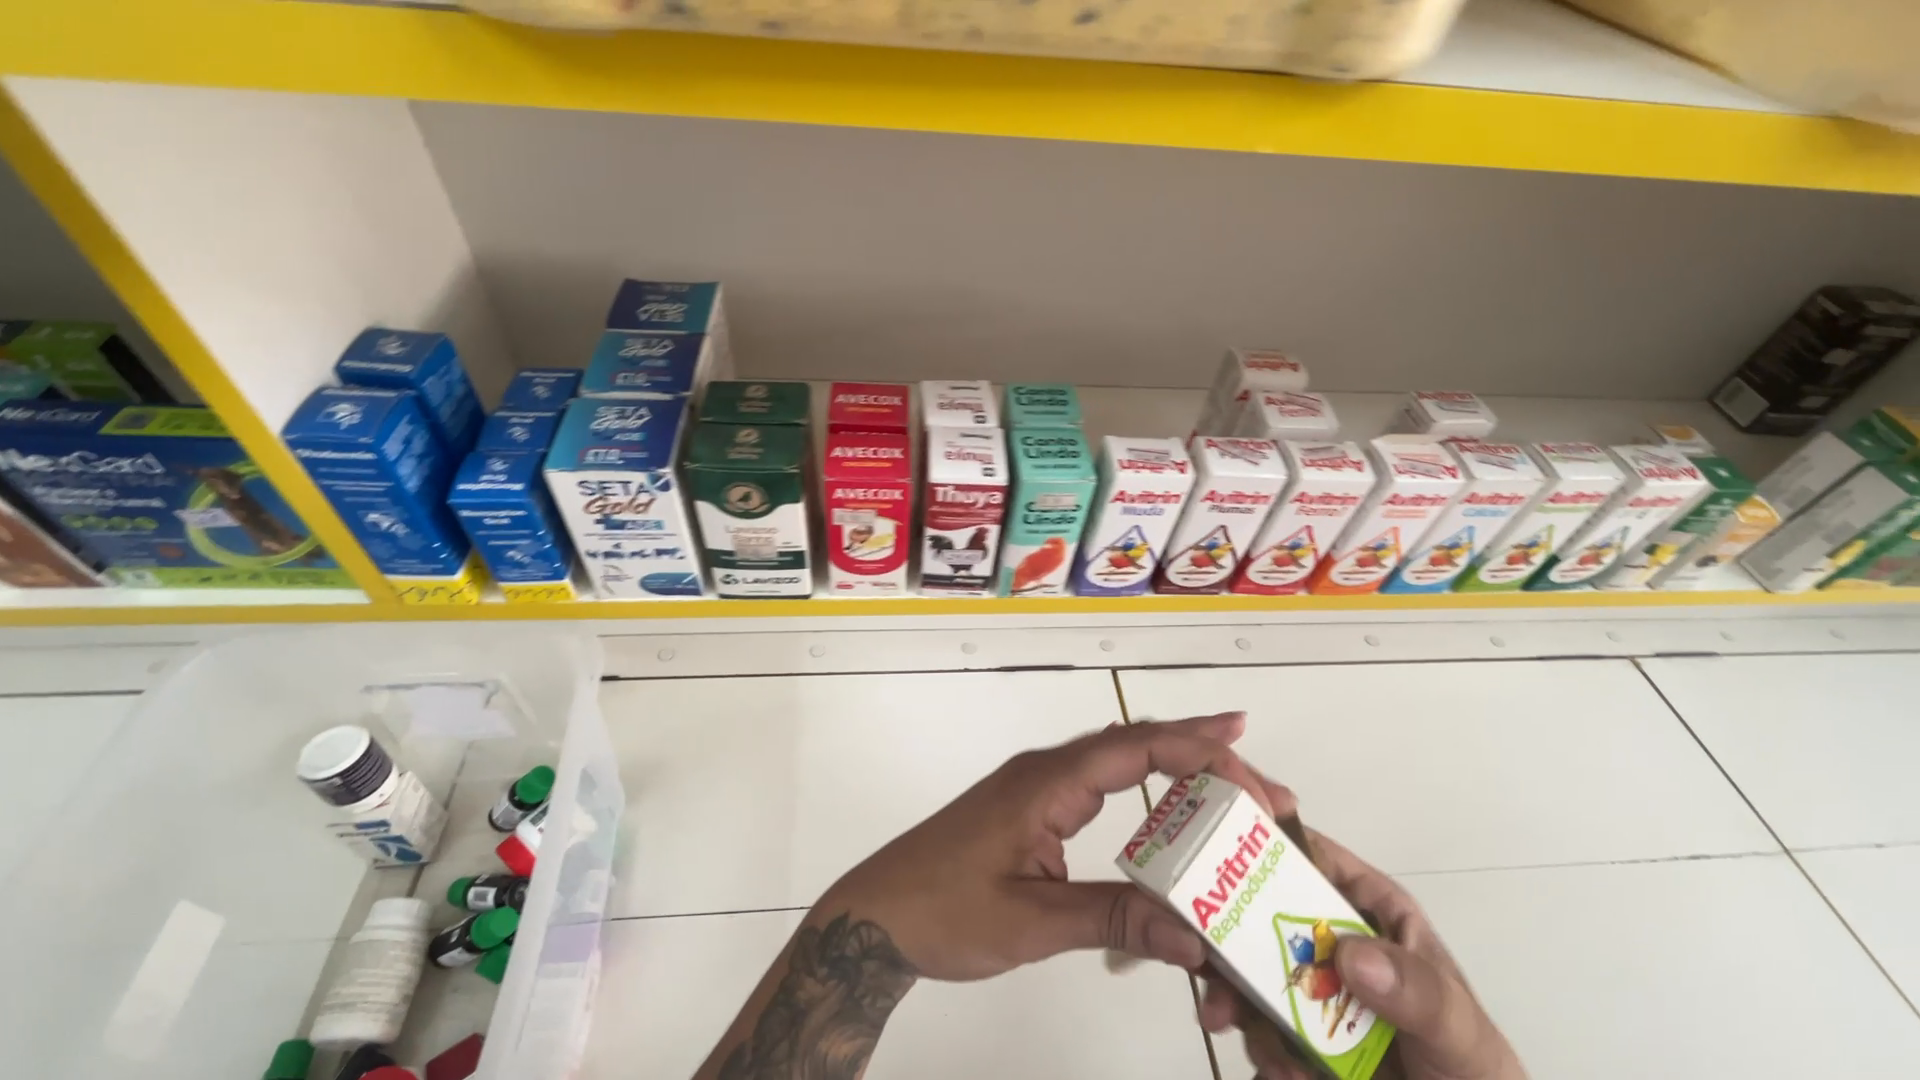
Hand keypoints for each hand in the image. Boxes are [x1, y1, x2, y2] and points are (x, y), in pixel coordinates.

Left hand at [816, 711, 1274, 980]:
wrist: (876, 917)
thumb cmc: (945, 913)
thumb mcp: (1033, 922)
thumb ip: (1114, 920)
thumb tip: (1198, 940)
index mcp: (1046, 783)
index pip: (1134, 748)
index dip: (1196, 751)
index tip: (1251, 766)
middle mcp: (1044, 772)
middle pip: (1132, 743)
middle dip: (1198, 751)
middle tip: (1264, 779)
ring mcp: (1035, 788)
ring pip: (1116, 759)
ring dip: (1174, 765)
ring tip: (1235, 780)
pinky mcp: (1030, 809)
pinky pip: (1098, 783)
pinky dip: (1142, 785)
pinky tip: (1167, 805)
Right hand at [1198, 779, 1525, 1079]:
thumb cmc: (1474, 1072)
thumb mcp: (1460, 1030)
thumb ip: (1416, 991)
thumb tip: (1348, 953)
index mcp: (1368, 914)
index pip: (1311, 858)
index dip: (1264, 843)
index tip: (1221, 852)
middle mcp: (1328, 945)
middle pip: (1259, 916)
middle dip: (1223, 934)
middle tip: (1200, 955)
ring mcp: (1307, 995)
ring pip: (1246, 975)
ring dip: (1233, 1000)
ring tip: (1239, 1032)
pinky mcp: (1293, 1044)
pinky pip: (1258, 1035)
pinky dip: (1260, 1054)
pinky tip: (1282, 1075)